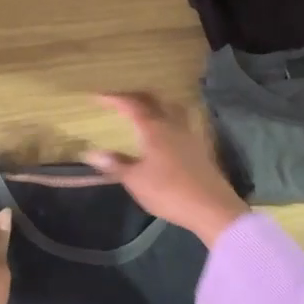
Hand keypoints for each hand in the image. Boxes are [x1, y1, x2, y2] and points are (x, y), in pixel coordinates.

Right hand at [82, 92, 249, 245]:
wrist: (211, 208)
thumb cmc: (169, 191)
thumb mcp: (136, 180)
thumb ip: (115, 164)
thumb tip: (93, 153)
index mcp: (154, 129)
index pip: (132, 105)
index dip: (114, 98)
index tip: (99, 96)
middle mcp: (173, 125)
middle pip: (154, 100)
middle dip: (136, 96)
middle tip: (121, 99)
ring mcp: (189, 135)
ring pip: (171, 109)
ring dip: (156, 104)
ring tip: (145, 110)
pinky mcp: (200, 147)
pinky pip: (181, 123)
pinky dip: (168, 119)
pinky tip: (165, 132)